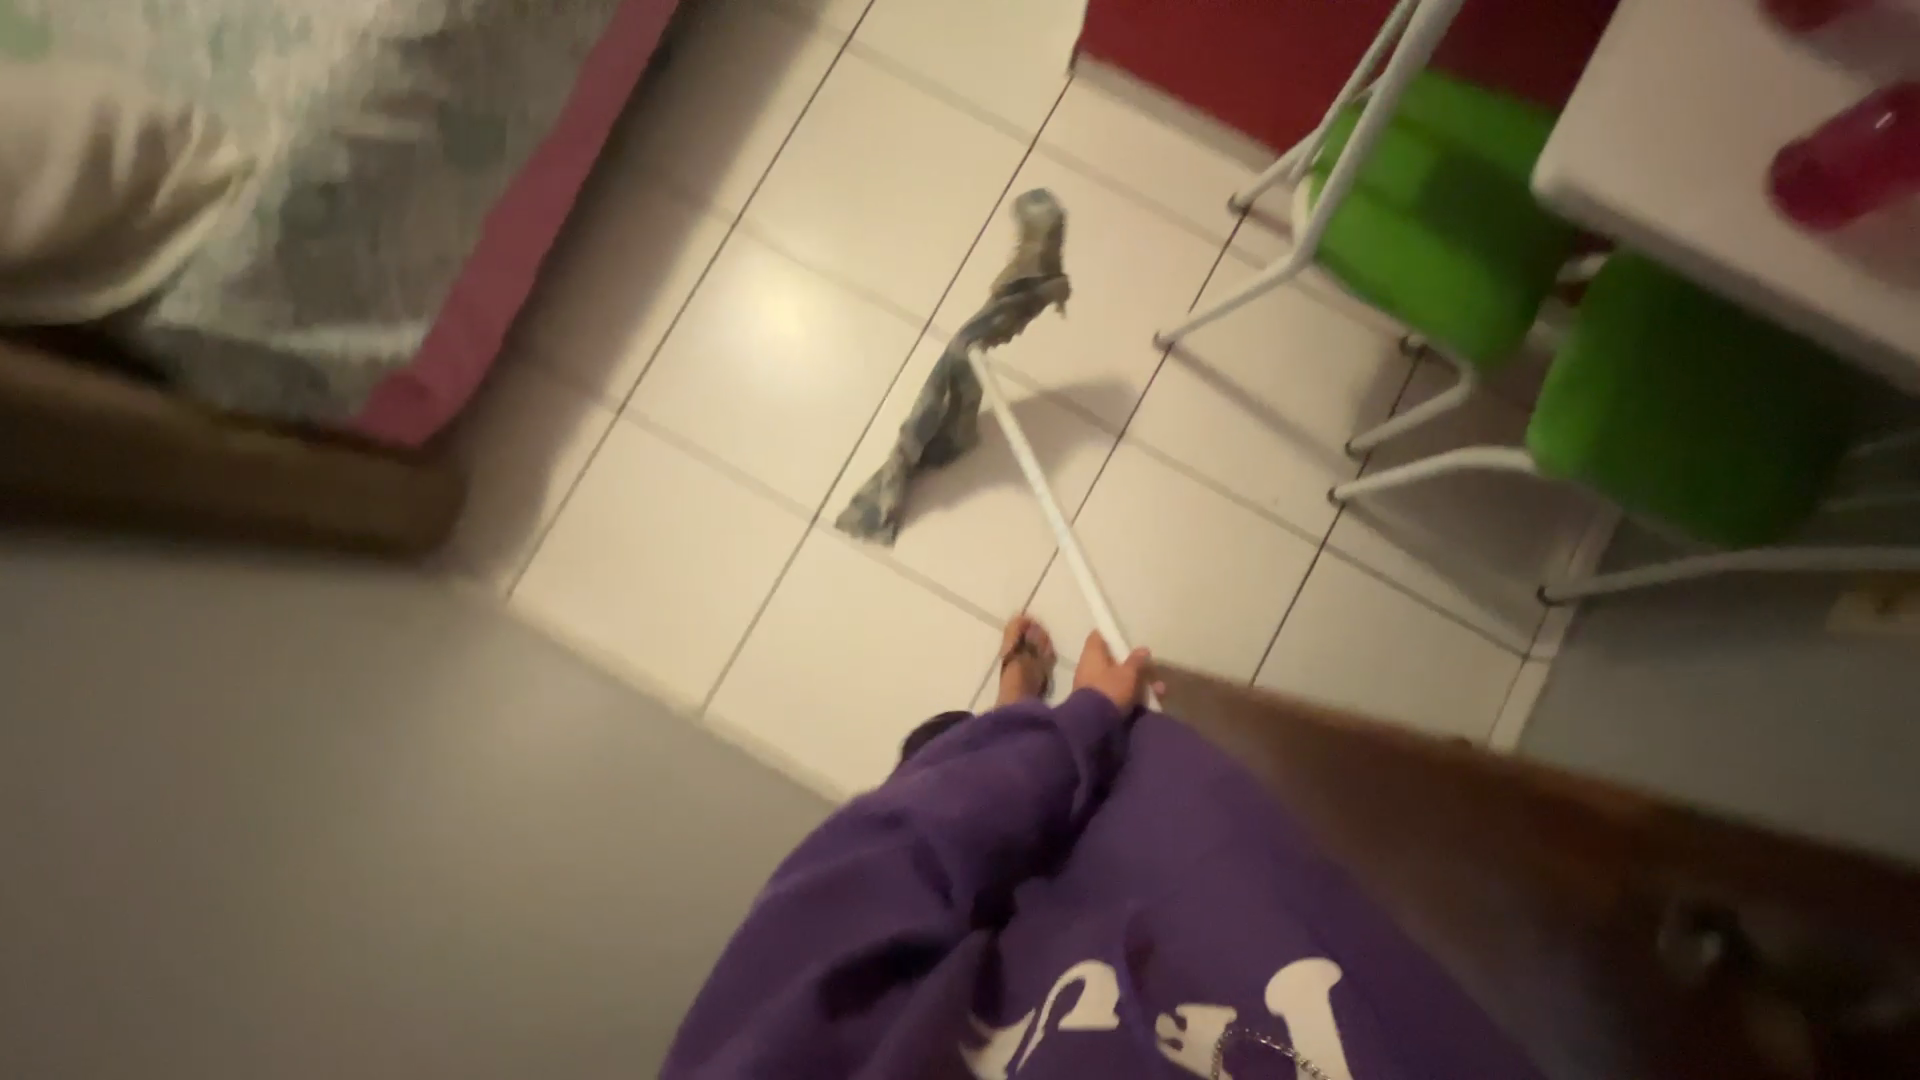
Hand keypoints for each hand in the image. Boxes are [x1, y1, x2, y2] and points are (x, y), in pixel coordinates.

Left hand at [1072, 632, 1160, 711]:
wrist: (1092, 723)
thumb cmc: (1109, 689)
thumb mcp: (1127, 674)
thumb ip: (1135, 661)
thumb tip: (1143, 649)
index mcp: (1092, 654)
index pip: (1097, 637)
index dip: (1110, 634)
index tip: (1124, 636)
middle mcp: (1089, 667)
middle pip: (1112, 660)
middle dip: (1133, 665)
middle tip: (1150, 667)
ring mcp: (1093, 686)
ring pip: (1118, 679)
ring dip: (1138, 683)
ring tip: (1160, 689)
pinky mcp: (1098, 703)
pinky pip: (1117, 694)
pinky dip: (1133, 696)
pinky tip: (1152, 702)